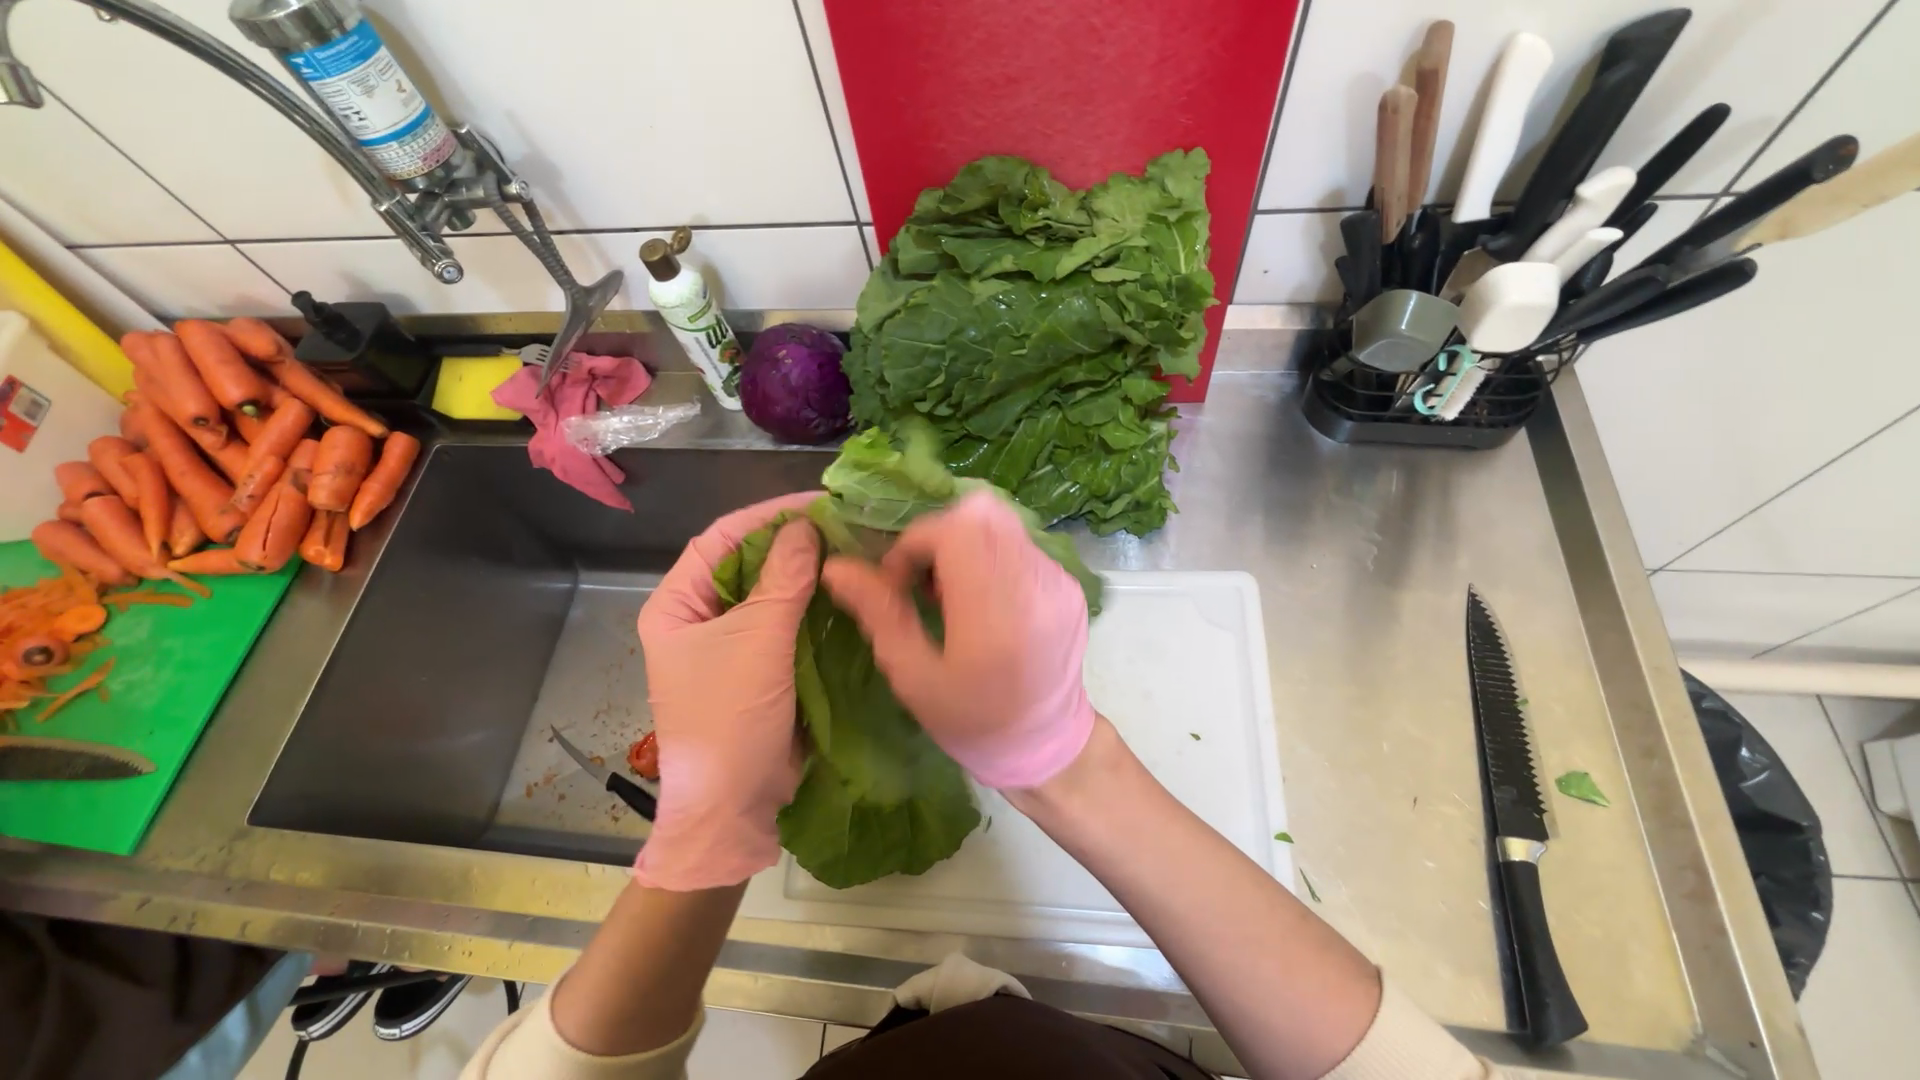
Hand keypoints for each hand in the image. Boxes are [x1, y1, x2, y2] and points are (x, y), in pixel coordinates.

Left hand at [631, 492, 821, 890]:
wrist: (735, 806)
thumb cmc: (730, 719)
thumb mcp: (757, 642)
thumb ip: (783, 580)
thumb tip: (805, 527)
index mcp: (677, 605)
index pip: (721, 540)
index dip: (767, 515)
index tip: (816, 501)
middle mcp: (700, 617)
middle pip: (747, 563)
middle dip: (792, 541)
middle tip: (843, 522)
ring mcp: (732, 643)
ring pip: (772, 592)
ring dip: (808, 572)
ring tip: (852, 547)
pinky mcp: (762, 666)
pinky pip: (789, 623)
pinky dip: (815, 605)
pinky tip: (848, 589)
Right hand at [821, 489, 1093, 788]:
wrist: (1045, 746)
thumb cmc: (970, 721)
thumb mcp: (913, 676)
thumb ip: (879, 613)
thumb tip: (836, 566)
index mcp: (994, 611)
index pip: (952, 529)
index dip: (913, 544)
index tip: (899, 584)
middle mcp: (1034, 583)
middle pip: (980, 512)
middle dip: (940, 533)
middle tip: (925, 581)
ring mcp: (1058, 580)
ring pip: (1002, 522)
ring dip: (966, 542)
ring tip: (953, 593)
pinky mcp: (1070, 584)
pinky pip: (1022, 544)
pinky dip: (992, 556)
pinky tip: (984, 600)